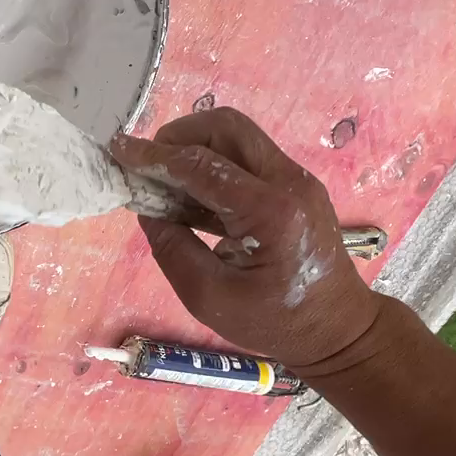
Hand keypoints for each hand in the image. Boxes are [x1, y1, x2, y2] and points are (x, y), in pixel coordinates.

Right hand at [110, 108, 381, 369]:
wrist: (338, 328)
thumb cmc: (273, 322)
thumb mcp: (208, 298)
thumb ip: (172, 250)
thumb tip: (148, 210)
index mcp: (270, 211)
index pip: (202, 165)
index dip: (154, 156)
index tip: (118, 150)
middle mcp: (288, 182)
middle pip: (226, 127)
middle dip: (177, 136)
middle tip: (146, 163)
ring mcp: (295, 180)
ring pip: (236, 136)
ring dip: (193, 147)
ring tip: (162, 179)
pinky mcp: (292, 187)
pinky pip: (244, 158)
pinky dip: (209, 164)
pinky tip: (187, 195)